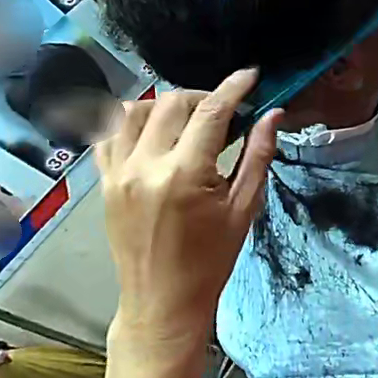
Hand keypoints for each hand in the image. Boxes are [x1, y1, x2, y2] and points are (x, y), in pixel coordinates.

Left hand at [95, 72, 281, 359]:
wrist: (162, 302)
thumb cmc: (212, 258)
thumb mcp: (245, 207)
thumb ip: (258, 154)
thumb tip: (273, 113)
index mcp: (184, 175)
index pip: (211, 111)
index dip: (234, 87)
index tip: (251, 75)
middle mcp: (145, 166)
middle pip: (172, 102)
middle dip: (205, 97)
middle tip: (227, 112)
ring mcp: (117, 173)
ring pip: (135, 109)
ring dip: (167, 105)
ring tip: (191, 120)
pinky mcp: (104, 182)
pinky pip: (109, 134)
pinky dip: (132, 121)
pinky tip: (155, 130)